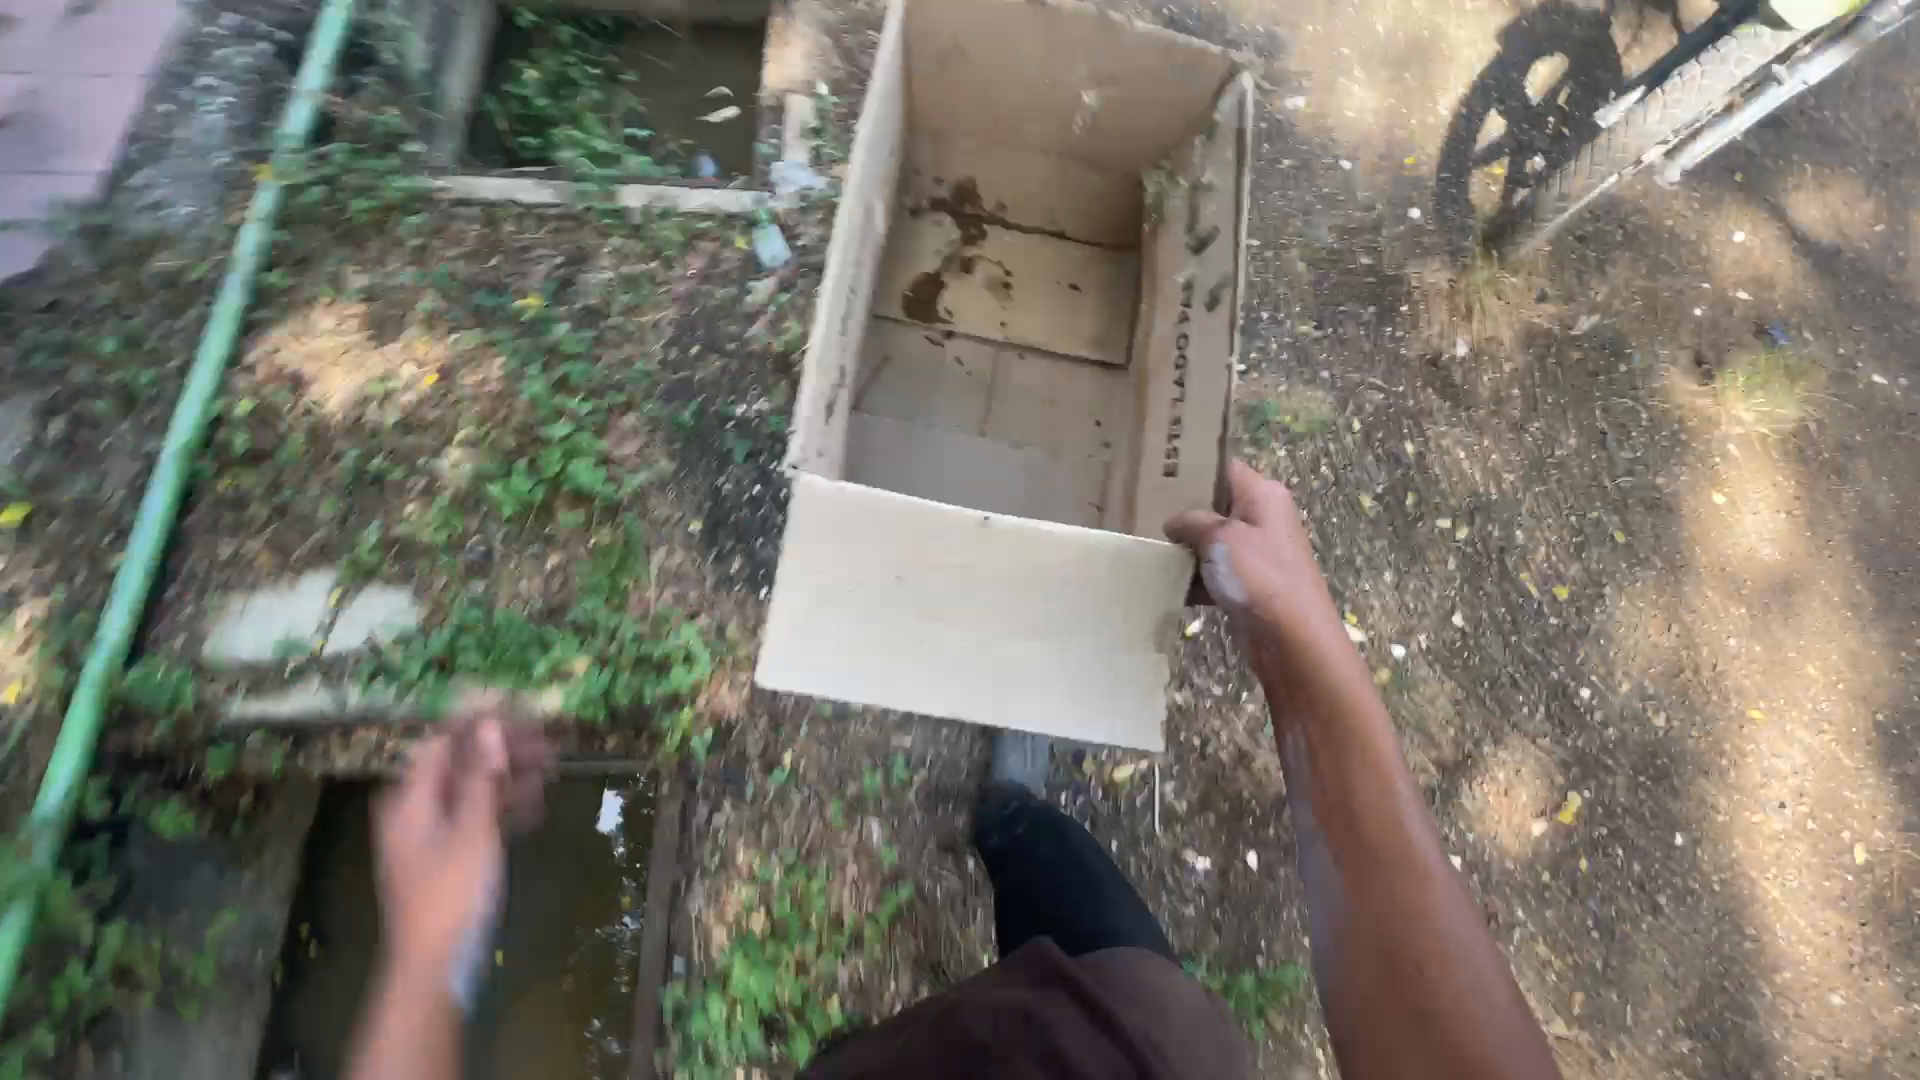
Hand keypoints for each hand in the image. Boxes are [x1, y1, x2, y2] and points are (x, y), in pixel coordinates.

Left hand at [371, 712, 551, 985]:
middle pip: (464, 761)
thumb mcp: (472, 831)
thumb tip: (490, 727)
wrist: (437, 962)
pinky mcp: (453, 851)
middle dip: (505, 746)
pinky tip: (536, 803)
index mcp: (410, 800)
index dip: (478, 718)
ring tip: (554, 763)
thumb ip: (481, 777)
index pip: (444, 742)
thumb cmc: (451, 894)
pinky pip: (481, 812)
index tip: (517, 701)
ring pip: (477, 786)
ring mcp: (436, 830)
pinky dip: (506, 803)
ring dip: (513, 773)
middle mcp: (418, 808)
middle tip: (549, 733)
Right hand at [1164, 460, 1340, 644]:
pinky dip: (1196, 578)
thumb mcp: (1219, 537)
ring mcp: (1257, 551)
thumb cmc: (1259, 576)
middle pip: (1215, 505)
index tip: (1157, 475)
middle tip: (1146, 513)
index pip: (1224, 468)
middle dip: (1183, 513)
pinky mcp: (1249, 582)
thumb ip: (1191, 521)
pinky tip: (1169, 584)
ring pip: (1212, 541)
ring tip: (1152, 548)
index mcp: (1262, 495)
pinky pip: (1215, 571)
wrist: (1292, 636)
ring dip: (1187, 549)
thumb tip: (1174, 522)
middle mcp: (1263, 517)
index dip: (1192, 469)